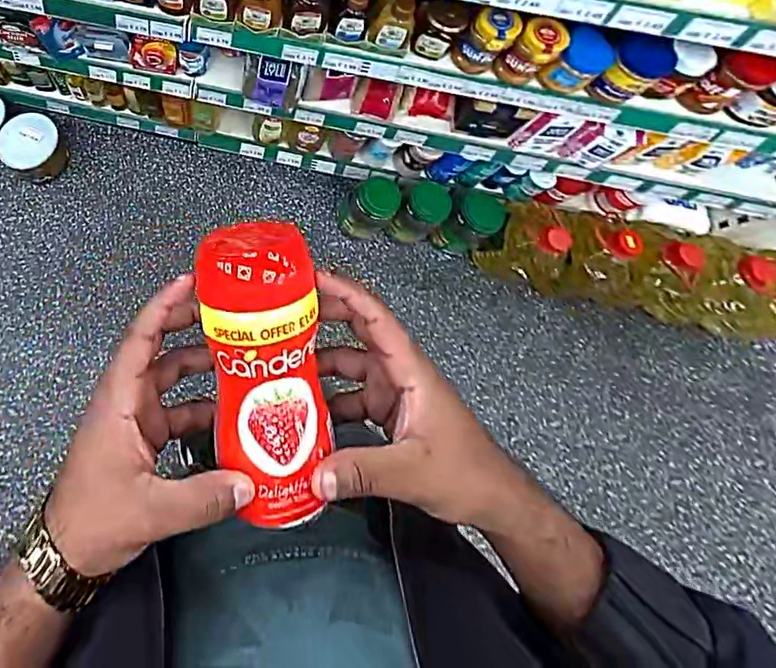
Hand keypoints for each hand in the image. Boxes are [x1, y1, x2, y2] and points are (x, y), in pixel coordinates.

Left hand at [44, 275, 253, 575]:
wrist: (63, 556)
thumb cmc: (88, 523)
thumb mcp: (151, 510)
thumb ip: (204, 497)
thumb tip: (247, 483)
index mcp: (119, 401)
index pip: (141, 337)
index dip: (164, 305)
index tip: (190, 282)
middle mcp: (126, 400)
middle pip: (160, 346)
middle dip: (191, 324)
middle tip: (226, 312)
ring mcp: (135, 417)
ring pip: (172, 376)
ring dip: (202, 365)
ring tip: (237, 358)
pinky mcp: (143, 436)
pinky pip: (179, 407)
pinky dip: (203, 404)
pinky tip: (229, 414)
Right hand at [311, 270, 540, 529]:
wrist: (492, 496)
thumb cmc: (467, 471)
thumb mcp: (412, 471)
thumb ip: (362, 472)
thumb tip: (316, 475)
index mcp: (410, 368)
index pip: (375, 317)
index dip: (345, 292)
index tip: (315, 278)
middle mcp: (399, 372)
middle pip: (358, 331)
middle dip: (324, 318)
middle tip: (286, 315)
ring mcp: (394, 391)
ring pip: (350, 365)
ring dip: (319, 365)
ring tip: (284, 368)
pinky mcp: (389, 411)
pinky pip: (350, 395)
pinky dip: (328, 400)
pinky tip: (306, 414)